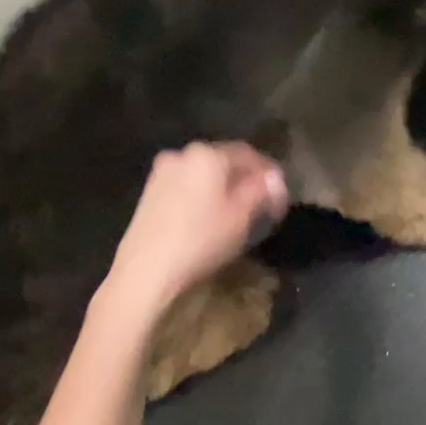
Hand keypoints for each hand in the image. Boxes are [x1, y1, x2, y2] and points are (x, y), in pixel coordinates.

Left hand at [93, 142, 288, 329]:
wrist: (145, 270)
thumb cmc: (201, 240)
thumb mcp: (242, 216)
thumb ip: (261, 190)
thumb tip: (274, 178)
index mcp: (208, 154)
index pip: (248, 154)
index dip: (268, 173)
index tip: (280, 194)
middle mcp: (183, 154)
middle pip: (223, 160)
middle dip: (244, 178)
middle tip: (261, 201)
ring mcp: (162, 172)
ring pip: (203, 173)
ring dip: (222, 186)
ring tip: (235, 211)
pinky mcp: (149, 191)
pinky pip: (186, 184)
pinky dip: (202, 193)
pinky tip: (208, 216)